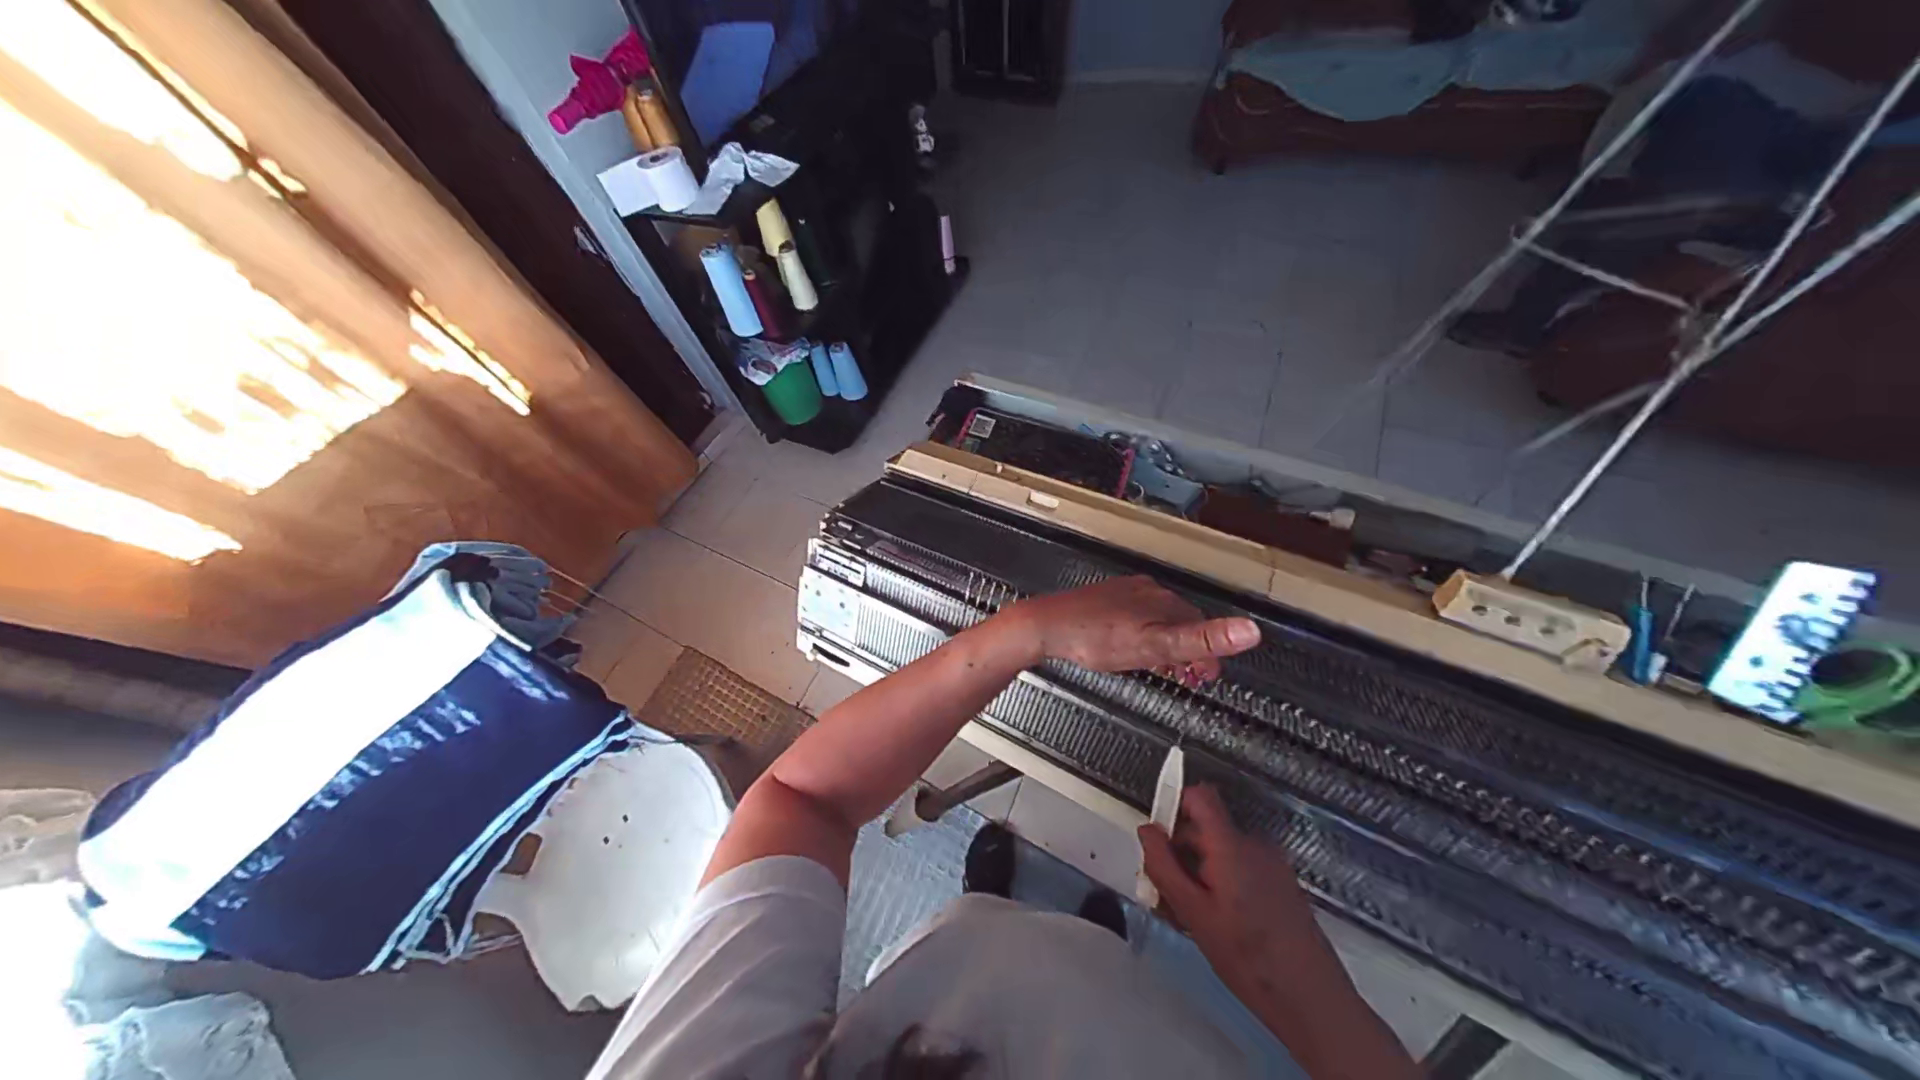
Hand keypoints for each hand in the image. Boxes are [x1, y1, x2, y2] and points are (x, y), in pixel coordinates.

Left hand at [1003, 576, 1259, 682]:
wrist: (1045, 627)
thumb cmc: (1092, 637)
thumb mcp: (1154, 646)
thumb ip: (1201, 640)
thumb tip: (1247, 630)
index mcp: (1163, 601)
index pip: (1202, 625)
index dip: (1208, 654)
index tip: (1207, 676)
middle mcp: (1145, 592)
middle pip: (1181, 622)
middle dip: (1189, 650)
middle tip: (1188, 677)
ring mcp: (1123, 595)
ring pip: (1157, 621)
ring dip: (1166, 645)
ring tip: (1162, 668)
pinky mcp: (1105, 602)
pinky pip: (1135, 619)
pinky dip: (1143, 637)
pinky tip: (1131, 650)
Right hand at [1138, 785, 1317, 994]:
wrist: (1312, 1000)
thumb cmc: (1246, 955)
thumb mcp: (1192, 912)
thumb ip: (1163, 865)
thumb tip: (1147, 829)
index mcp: (1231, 845)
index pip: (1200, 796)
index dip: (1174, 807)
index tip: (1159, 842)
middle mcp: (1254, 844)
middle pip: (1206, 829)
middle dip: (1180, 853)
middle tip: (1164, 894)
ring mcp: (1272, 864)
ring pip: (1221, 853)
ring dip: (1198, 874)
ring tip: (1188, 917)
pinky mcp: (1281, 884)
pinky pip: (1240, 868)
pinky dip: (1221, 884)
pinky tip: (1215, 923)